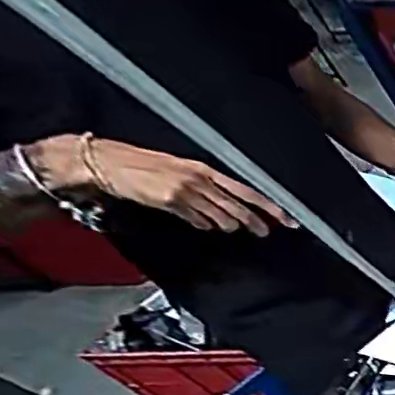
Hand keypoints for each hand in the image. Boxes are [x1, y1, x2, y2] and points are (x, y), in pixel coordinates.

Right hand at [41, 135, 296, 235]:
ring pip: (224, 219)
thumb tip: (236, 204)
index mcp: (205, 170)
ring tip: (223, 225)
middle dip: (255, 224)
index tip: (291, 222)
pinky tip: (198, 222)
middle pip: (240, 210)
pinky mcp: (171, 202)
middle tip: (263, 233)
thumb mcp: (182, 168)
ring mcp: (186, 192)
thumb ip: (211, 185)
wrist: (102, 161)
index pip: (248, 192)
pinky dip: (203, 225)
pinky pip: (200, 222)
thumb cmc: (144, 164)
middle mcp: (199, 180)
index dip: (272, 209)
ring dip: (227, 226)